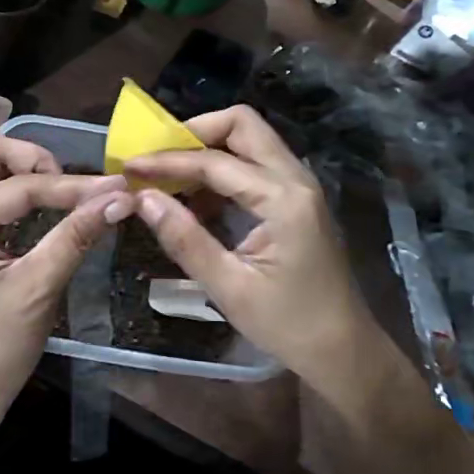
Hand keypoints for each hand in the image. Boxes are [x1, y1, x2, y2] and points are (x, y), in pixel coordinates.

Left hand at [0, 132, 132, 432]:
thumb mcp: (37, 290)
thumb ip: (75, 236)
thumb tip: (120, 199)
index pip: (15, 186)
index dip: (68, 186)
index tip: (114, 188)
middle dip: (33, 160)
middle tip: (71, 187)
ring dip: (26, 173)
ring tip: (65, 195)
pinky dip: (20, 193)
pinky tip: (48, 209)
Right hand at [121, 106, 379, 385]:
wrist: (343, 349)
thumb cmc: (288, 324)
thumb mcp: (229, 287)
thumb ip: (184, 238)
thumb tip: (142, 198)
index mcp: (283, 200)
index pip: (214, 161)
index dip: (168, 160)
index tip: (130, 164)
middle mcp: (295, 179)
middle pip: (242, 124)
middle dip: (193, 132)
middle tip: (156, 158)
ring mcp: (299, 185)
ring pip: (249, 138)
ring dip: (207, 147)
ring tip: (170, 177)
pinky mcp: (295, 197)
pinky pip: (254, 162)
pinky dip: (222, 167)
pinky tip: (197, 198)